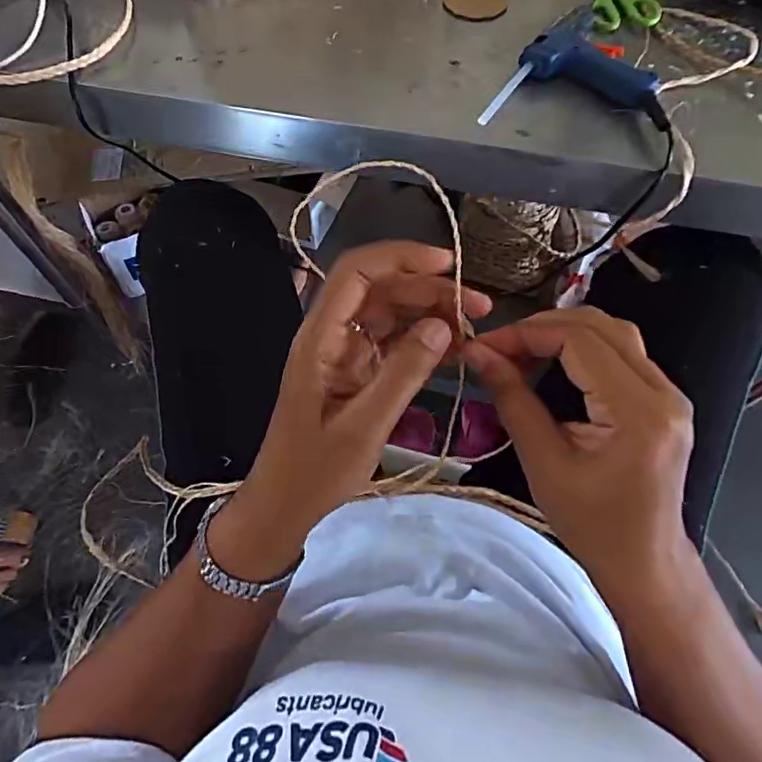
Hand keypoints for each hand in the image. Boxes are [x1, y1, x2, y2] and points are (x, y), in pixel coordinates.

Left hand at [208, 242, 492, 578]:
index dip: (400, 257)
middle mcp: (330, 333)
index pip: (356, 272)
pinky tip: (455, 347)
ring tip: (473, 326)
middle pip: (381, 288)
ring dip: (431, 311)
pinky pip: (393, 338)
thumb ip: (403, 374)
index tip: (447, 264)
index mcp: (320, 337)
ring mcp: (343, 349)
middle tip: (479, 306)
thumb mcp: (364, 427)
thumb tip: (443, 325)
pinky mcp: (356, 368)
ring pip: (390, 310)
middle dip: (429, 288)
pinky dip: (423, 337)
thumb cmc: (315, 471)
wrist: (283, 504)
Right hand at [463, 307, 693, 579]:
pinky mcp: (665, 399)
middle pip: (601, 326)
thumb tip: (477, 353)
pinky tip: (552, 360)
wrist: (645, 564)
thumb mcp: (543, 463)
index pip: (581, 340)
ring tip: (522, 349)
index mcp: (638, 413)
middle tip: (500, 346)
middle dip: (543, 326)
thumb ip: (512, 399)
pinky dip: (582, 347)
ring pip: (614, 333)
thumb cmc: (592, 525)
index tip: (486, 346)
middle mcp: (664, 393)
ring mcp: (671, 394)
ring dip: (564, 331)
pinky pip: (622, 352)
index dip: (528, 333)